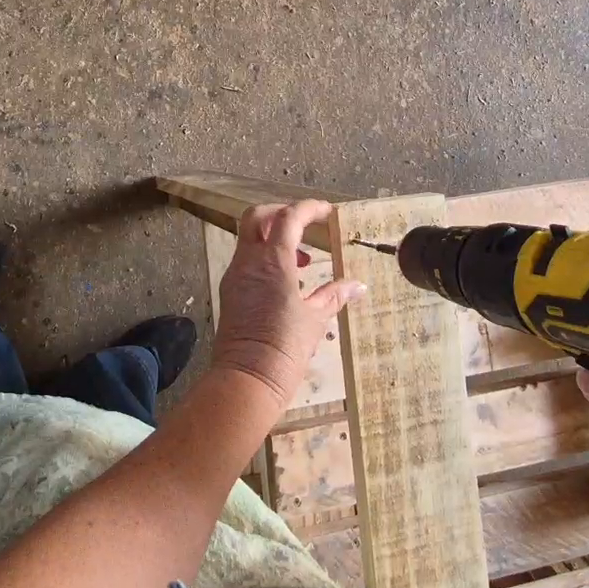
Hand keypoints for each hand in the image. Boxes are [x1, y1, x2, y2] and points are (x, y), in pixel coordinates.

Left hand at [212, 201, 366, 405]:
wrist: (247, 378)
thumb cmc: (285, 348)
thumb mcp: (316, 320)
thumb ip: (334, 296)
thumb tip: (358, 286)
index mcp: (273, 261)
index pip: (288, 217)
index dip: (308, 208)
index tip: (326, 211)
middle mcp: (249, 261)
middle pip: (257, 217)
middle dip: (281, 213)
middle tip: (306, 226)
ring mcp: (236, 275)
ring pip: (249, 238)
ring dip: (273, 237)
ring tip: (302, 260)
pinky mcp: (230, 290)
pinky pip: (246, 260)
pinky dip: (265, 257)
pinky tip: (285, 280)